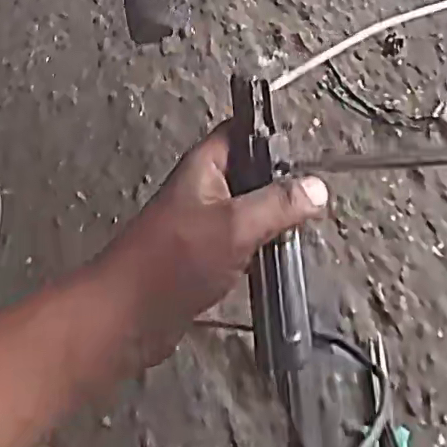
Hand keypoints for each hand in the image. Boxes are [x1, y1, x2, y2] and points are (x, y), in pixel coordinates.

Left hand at [93, 122, 329, 365]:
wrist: (130, 316)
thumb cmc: (174, 260)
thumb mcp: (235, 226)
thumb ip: (278, 204)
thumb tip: (316, 188)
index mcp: (205, 164)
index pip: (241, 130)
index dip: (271, 135)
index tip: (303, 153)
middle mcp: (204, 185)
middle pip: (251, 171)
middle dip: (278, 185)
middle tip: (306, 202)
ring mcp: (204, 219)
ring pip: (249, 208)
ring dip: (271, 220)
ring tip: (294, 233)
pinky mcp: (205, 252)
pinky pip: (242, 239)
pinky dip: (259, 246)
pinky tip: (274, 259)